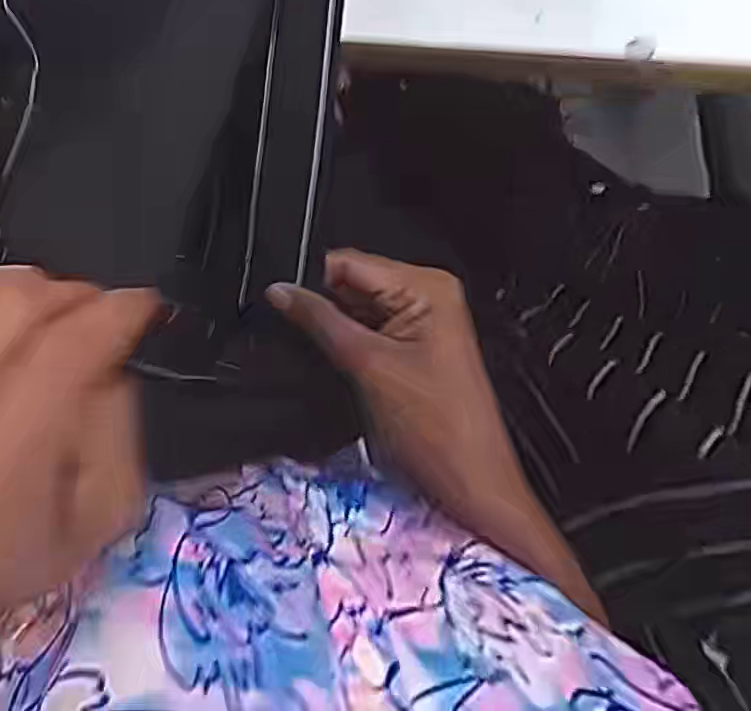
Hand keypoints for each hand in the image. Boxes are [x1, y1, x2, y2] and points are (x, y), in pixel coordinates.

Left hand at [0, 266, 159, 609]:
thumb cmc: (22, 555)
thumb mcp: (103, 514)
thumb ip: (119, 428)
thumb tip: (109, 357)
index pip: (62, 355)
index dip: (113, 313)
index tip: (144, 304)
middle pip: (24, 309)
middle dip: (82, 296)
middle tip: (104, 314)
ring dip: (39, 288)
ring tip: (59, 313)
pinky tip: (8, 311)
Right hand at [270, 251, 606, 623]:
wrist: (472, 488)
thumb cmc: (436, 430)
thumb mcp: (366, 364)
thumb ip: (318, 320)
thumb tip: (279, 290)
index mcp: (426, 286)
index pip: (349, 261)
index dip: (310, 279)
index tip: (278, 301)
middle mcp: (427, 293)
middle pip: (352, 281)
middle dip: (322, 304)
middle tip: (296, 331)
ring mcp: (422, 319)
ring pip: (356, 306)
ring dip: (334, 325)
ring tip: (324, 353)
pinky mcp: (415, 344)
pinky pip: (369, 327)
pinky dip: (349, 341)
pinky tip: (340, 362)